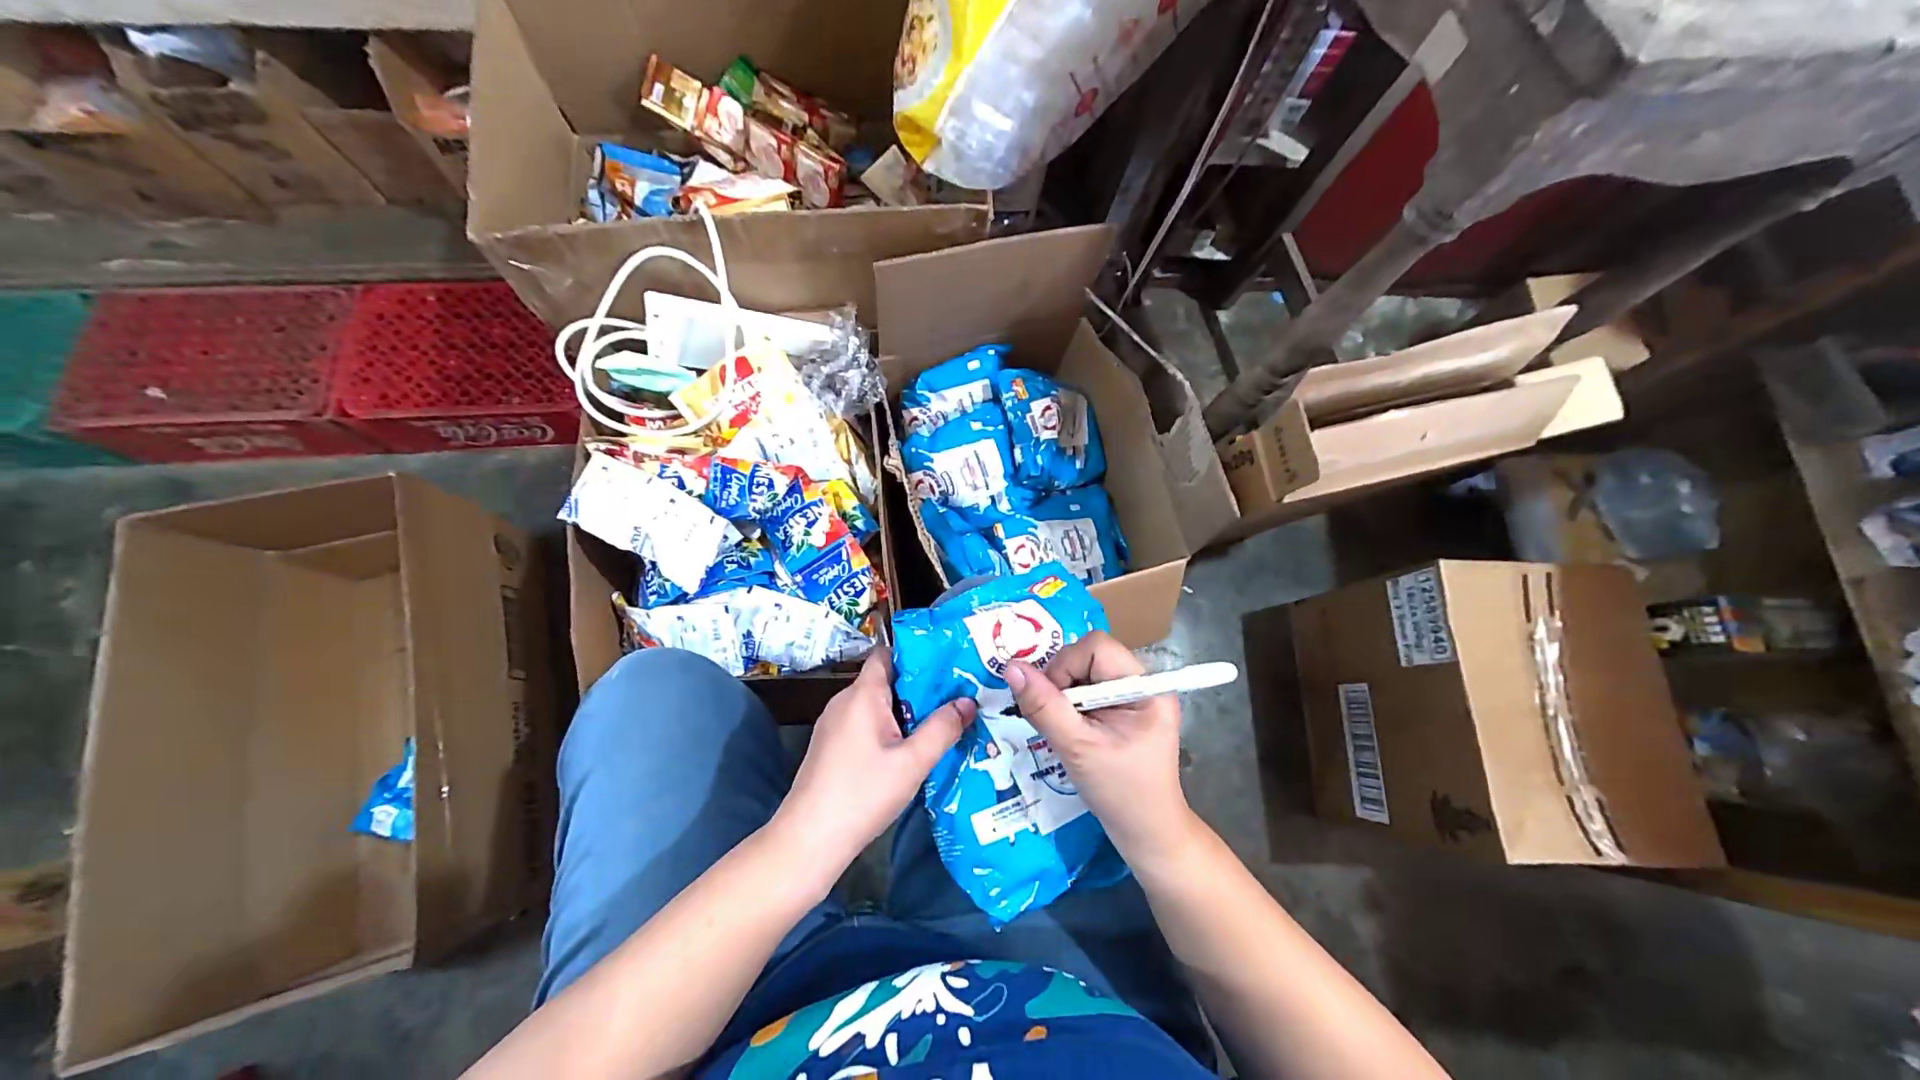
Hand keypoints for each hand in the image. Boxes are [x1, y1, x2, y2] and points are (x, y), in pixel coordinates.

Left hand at [774, 650, 972, 876]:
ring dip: (906, 712)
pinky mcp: (832, 747)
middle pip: (886, 681)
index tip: (949, 665)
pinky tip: (911, 751)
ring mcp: (834, 725)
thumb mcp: (912, 762)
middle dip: (920, 688)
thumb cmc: (862, 794)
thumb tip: (967, 702)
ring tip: (942, 724)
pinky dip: (890, 730)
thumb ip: (942, 729)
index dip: (917, 655)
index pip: (887, 654)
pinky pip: (866, 725)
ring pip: (877, 706)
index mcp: (862, 694)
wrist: (810, 839)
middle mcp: (844, 702)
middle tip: (956, 699)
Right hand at [1005, 632, 1196, 866]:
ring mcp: (1133, 696)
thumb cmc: (1119, 793)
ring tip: (1066, 728)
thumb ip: (1043, 706)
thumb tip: (1011, 667)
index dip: (1066, 666)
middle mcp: (1143, 683)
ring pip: (1084, 671)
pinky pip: (1087, 688)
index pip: (1096, 646)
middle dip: (1063, 682)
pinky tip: (1071, 730)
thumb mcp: (1076, 748)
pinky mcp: (1123, 710)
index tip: (1055, 704)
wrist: (1148, 834)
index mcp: (1145, 686)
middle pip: (1088, 655)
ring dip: (1064, 695)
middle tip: (1057, 719)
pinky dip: (1070, 704)